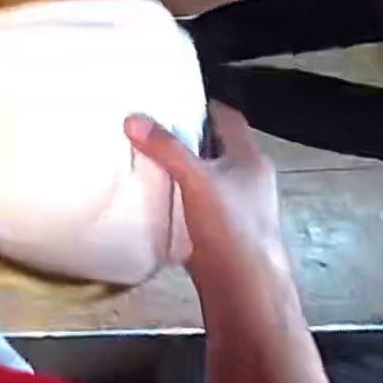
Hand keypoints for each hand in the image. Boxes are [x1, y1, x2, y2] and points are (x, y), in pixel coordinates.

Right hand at [125, 103, 293, 309]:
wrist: (243, 287)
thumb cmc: (231, 227)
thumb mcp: (196, 180)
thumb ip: (166, 149)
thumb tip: (132, 118)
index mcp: (250, 161)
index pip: (228, 119)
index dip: (203, 104)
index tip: (171, 95)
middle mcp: (246, 179)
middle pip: (213, 144)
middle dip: (183, 132)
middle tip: (146, 121)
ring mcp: (234, 203)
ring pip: (202, 171)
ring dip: (177, 162)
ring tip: (141, 150)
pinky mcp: (217, 224)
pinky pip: (192, 195)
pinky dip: (173, 187)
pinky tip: (148, 187)